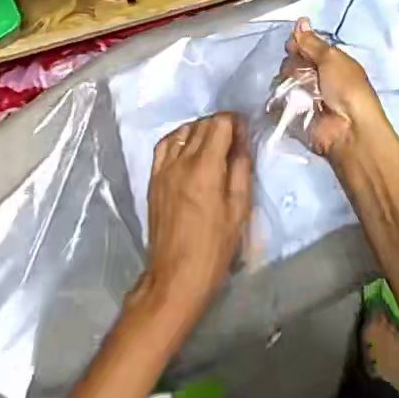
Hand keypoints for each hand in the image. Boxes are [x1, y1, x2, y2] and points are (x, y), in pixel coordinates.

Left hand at [140, 114, 252, 319]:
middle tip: (235, 140)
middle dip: (221, 125)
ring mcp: (163, 171)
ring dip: (201, 130)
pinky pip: (164, 147)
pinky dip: (179, 140)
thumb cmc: (215, 244)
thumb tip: (243, 140)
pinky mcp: (153, 181)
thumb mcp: (240, 205)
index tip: (245, 132)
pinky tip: (190, 150)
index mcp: (205, 167)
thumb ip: (241, 166)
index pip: (220, 123)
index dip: (236, 122)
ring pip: (183, 132)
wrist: (176, 276)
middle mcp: (181, 163)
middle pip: (202, 124)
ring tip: (213, 145)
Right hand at [286, 18, 384, 159]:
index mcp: (328, 62)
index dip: (297, 45)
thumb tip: (301, 20)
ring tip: (299, 92)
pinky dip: (278, 101)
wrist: (347, 128)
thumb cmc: (346, 88)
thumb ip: (313, 43)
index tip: (293, 46)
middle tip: (304, 74)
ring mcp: (302, 97)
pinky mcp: (291, 115)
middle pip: (290, 63)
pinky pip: (275, 102)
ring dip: (287, 83)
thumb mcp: (332, 59)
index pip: (304, 47)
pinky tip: (287, 103)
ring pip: (281, 81)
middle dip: (293, 66)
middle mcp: (314, 77)